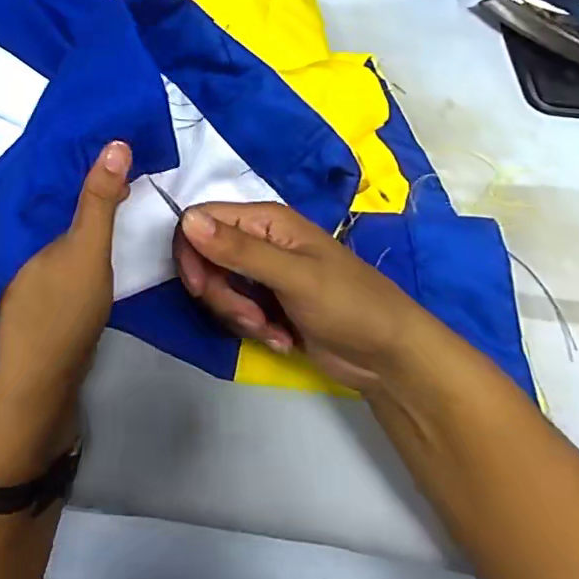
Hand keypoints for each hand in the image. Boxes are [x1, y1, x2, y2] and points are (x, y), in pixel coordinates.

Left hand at [0, 140, 129, 484]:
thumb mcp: (85, 249)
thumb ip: (99, 200)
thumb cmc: (62, 312)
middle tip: (122, 141)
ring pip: (60, 213)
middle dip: (83, 167)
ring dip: (86, 195)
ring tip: (121, 170)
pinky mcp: (45, 278)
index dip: (71, 145)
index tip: (102, 120)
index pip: (44, 168)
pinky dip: (84, 222)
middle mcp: (19, 232)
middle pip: (52, 189)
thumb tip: (115, 143)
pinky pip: (65, 235)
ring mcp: (30, 256)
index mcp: (20, 218)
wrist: (46, 387)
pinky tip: (106, 217)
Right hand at [173, 201, 427, 390]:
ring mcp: (262, 272)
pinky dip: (251, 328)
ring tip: (272, 331)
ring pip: (217, 287)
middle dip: (219, 292)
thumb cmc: (350, 305)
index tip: (201, 287)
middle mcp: (258, 239)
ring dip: (236, 315)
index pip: (200, 220)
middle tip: (249, 317)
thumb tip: (187, 220)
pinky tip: (281, 339)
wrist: (392, 358)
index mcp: (264, 220)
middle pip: (205, 256)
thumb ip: (240, 250)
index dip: (192, 251)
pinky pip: (234, 309)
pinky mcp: (267, 302)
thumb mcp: (294, 277)